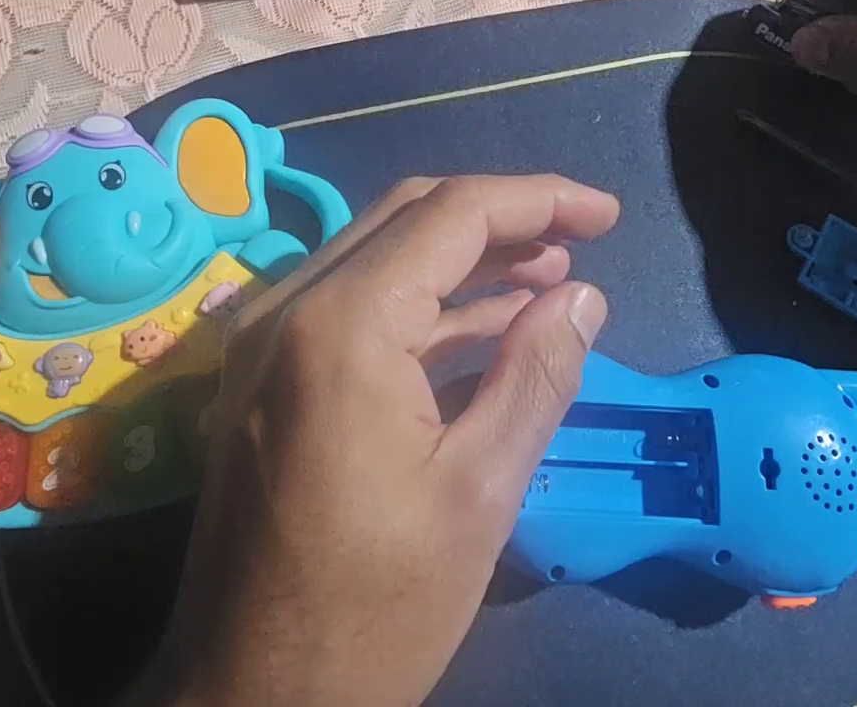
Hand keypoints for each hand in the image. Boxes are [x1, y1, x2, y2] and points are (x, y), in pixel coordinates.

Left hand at [132, 175, 620, 706]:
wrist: (250, 696)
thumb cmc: (373, 608)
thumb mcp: (479, 494)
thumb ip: (535, 375)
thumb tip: (583, 297)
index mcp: (341, 325)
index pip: (452, 215)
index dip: (538, 199)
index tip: (605, 213)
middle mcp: (288, 306)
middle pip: (410, 217)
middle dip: (503, 218)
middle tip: (581, 238)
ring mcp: (265, 336)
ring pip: (380, 253)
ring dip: (466, 257)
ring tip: (551, 274)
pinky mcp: (265, 370)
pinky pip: (353, 304)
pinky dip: (422, 302)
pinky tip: (485, 320)